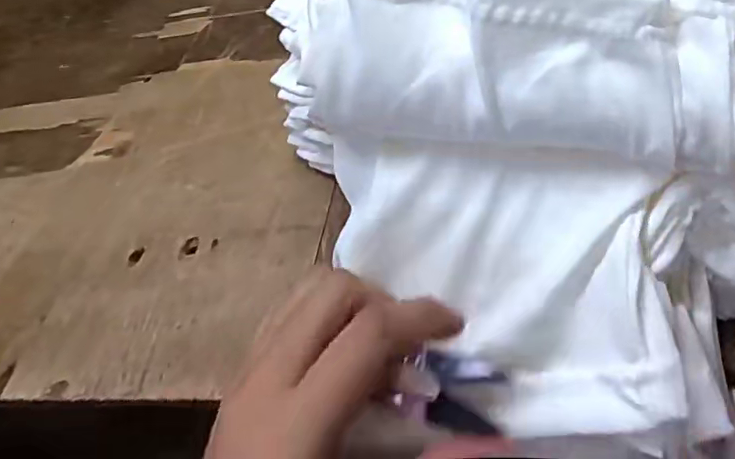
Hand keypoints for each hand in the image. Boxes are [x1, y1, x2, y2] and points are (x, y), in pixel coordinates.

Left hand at [206, 267, 508, 458]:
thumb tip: (497, 445)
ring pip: (304, 291)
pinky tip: (340, 362)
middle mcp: (265, 378)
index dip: (419, 318)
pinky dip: (321, 319)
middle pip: (333, 290)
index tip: (456, 327)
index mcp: (296, 418)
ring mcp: (245, 373)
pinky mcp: (237, 379)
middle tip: (410, 348)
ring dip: (351, 306)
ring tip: (378, 353)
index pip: (367, 330)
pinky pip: (284, 315)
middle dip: (382, 303)